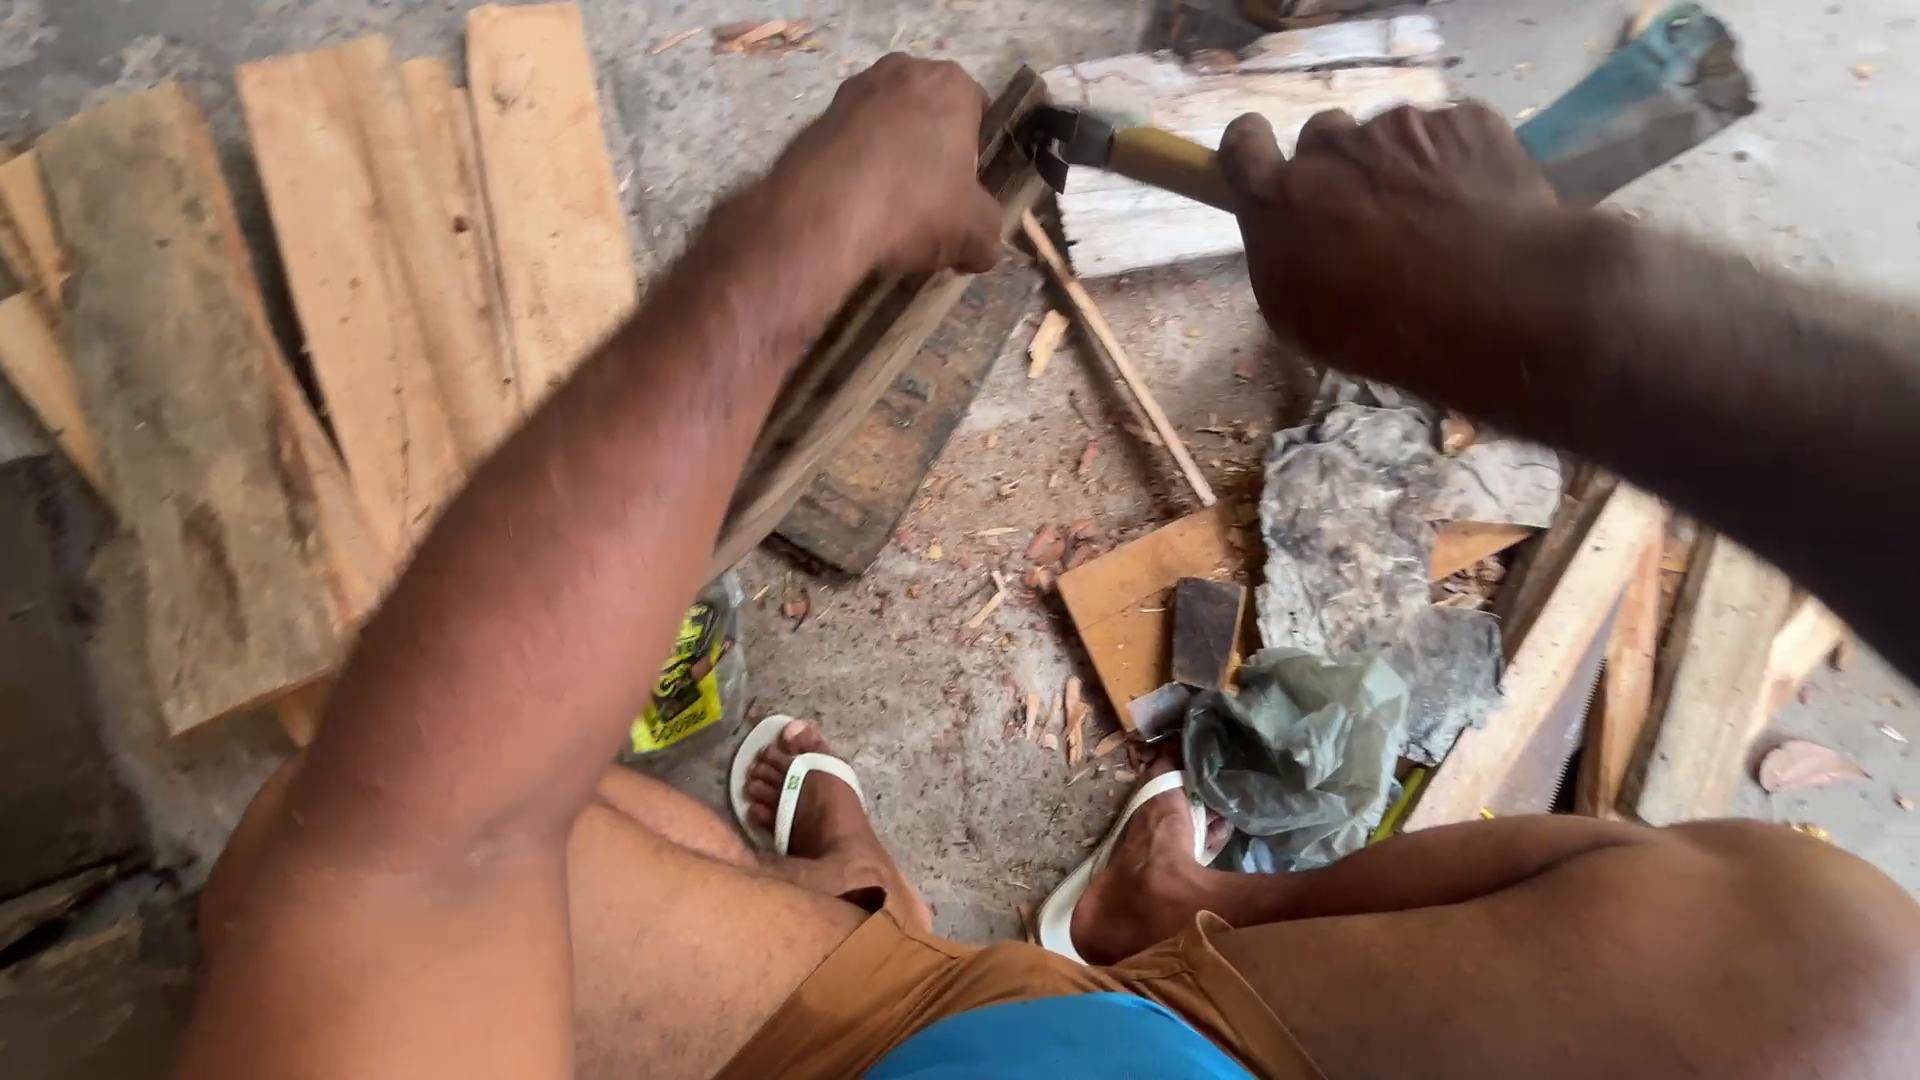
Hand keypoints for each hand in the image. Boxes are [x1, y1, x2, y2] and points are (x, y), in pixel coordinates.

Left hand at [770, 54, 1004, 274]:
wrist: (824, 214)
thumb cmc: (915, 207)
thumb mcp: (975, 234)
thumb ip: (990, 236)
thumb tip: (982, 249)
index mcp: (951, 84)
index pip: (979, 114)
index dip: (977, 159)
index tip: (967, 195)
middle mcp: (902, 72)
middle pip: (930, 121)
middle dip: (933, 160)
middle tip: (931, 209)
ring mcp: (854, 92)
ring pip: (889, 134)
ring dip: (894, 166)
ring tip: (891, 217)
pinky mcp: (818, 120)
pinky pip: (853, 150)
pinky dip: (859, 176)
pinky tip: (858, 213)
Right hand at [1218, 103, 1557, 375]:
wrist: (1485, 299)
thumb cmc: (1370, 325)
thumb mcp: (1293, 312)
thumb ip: (1282, 253)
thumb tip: (1295, 234)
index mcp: (1277, 199)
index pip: (1241, 143)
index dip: (1252, 149)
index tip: (1266, 167)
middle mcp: (1330, 149)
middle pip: (1321, 136)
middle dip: (1333, 167)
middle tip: (1361, 217)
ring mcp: (1400, 127)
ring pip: (1386, 137)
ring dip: (1394, 168)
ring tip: (1427, 222)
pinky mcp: (1464, 120)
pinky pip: (1446, 134)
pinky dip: (1450, 163)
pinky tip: (1467, 210)